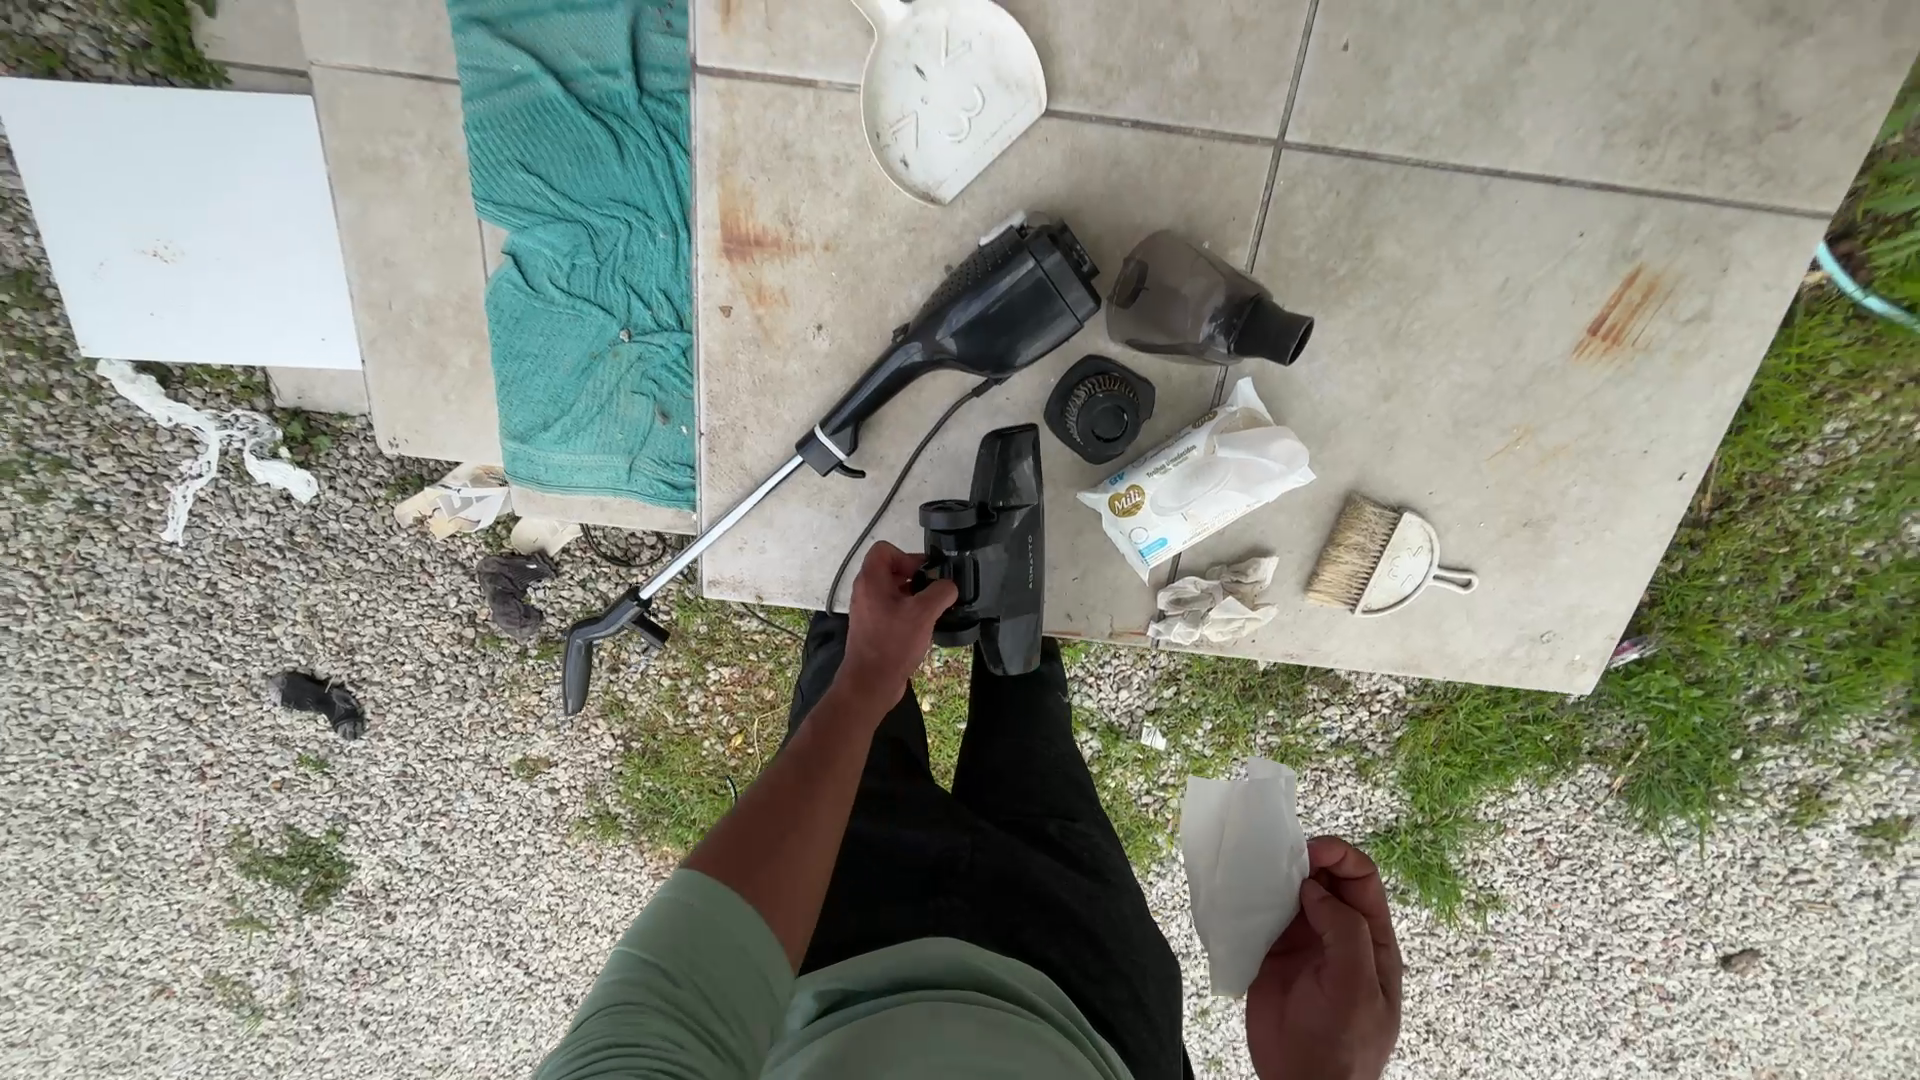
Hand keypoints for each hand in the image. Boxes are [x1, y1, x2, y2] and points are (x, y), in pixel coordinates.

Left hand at [836, 541, 956, 710]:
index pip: (884, 549)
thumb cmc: (893, 643)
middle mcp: (865, 591)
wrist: (871, 682)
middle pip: (890, 569)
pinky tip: (923, 627)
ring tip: (933, 610)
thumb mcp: (923, 613)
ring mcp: (868, 610)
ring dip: (914, 595)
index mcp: (871, 580)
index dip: (907, 555)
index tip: (924, 573)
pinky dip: (908, 612)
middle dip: (915, 576)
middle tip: (935, 591)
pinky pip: (891, 609)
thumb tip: (949, 586)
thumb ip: (941, 592)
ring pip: (893, 591)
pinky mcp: (873, 628)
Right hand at [1246, 836, 1402, 1079]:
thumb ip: (1345, 931)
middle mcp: (1337, 930)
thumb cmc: (1341, 1042)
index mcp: (1371, 938)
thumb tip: (1314, 887)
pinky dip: (1252, 894)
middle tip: (1276, 858)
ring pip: (1293, 888)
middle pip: (1326, 875)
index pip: (1361, 878)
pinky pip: (1264, 909)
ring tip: (1255, 869)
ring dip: (1276, 874)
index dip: (1339, 855)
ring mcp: (1304, 938)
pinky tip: (1241, 890)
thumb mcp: (1357, 988)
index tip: (1308, 852)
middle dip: (1305, 858)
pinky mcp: (1271, 947)